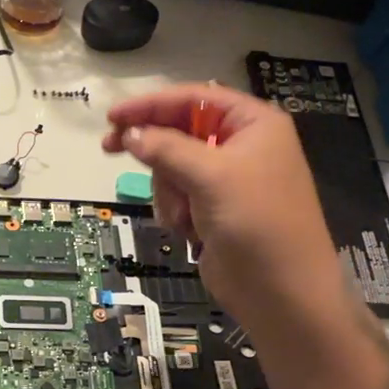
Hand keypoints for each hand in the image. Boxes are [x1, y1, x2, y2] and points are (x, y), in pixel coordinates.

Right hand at [102, 83, 344, 336]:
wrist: (280, 290)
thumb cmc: (256, 222)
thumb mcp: (211, 176)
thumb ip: (167, 149)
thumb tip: (129, 134)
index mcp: (252, 123)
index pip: (194, 98)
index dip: (151, 104)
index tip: (113, 116)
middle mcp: (241, 146)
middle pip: (178, 133)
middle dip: (157, 154)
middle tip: (109, 149)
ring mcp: (226, 181)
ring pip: (172, 170)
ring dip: (168, 192)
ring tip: (183, 217)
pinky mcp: (213, 212)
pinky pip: (177, 198)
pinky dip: (175, 212)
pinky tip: (188, 231)